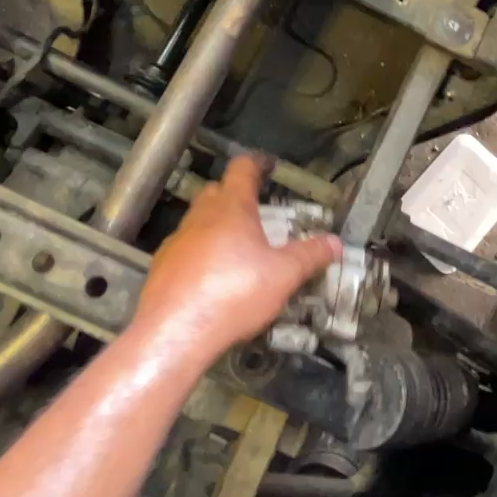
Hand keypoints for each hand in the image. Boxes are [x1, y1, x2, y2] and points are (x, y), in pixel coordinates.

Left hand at [133, 154, 341, 359]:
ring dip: (217, 227)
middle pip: (217, 192)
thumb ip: (310, 256)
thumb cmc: (233, 293)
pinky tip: (212, 280)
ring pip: (199, 221)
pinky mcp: (161, 267)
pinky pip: (185, 250)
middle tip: (257, 213)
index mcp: (232, 207)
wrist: (174, 333)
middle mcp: (201, 216)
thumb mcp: (283, 275)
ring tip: (237, 251)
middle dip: (236, 197)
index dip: (256, 163)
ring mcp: (177, 241)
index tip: (267, 165)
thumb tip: (335, 242)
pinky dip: (200, 255)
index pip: (242, 169)